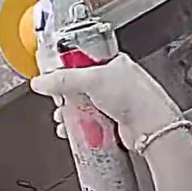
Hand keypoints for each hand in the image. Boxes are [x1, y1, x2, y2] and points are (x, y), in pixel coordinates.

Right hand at [28, 54, 183, 149]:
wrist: (151, 128)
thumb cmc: (134, 97)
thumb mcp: (92, 80)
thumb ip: (62, 80)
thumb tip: (40, 81)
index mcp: (114, 61)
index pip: (83, 59)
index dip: (66, 68)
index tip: (52, 76)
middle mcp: (115, 80)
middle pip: (81, 86)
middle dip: (65, 96)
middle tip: (57, 100)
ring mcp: (115, 102)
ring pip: (84, 105)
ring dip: (70, 114)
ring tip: (62, 119)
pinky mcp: (114, 121)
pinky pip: (90, 122)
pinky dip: (79, 127)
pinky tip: (72, 131)